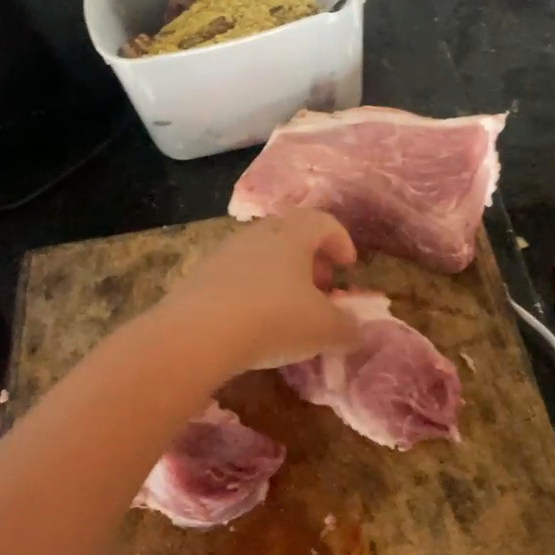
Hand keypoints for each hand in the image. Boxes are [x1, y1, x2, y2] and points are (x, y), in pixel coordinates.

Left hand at [157, 210, 361, 371]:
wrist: (197, 333)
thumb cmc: (274, 319)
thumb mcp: (325, 330)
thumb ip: (348, 329)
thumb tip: (357, 331)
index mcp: (293, 236)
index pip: (323, 221)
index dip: (340, 240)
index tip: (349, 266)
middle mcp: (258, 235)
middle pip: (289, 233)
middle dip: (309, 257)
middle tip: (321, 286)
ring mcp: (224, 253)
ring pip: (259, 254)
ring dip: (279, 274)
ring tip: (288, 307)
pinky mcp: (199, 277)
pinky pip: (234, 276)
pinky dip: (251, 290)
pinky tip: (253, 321)